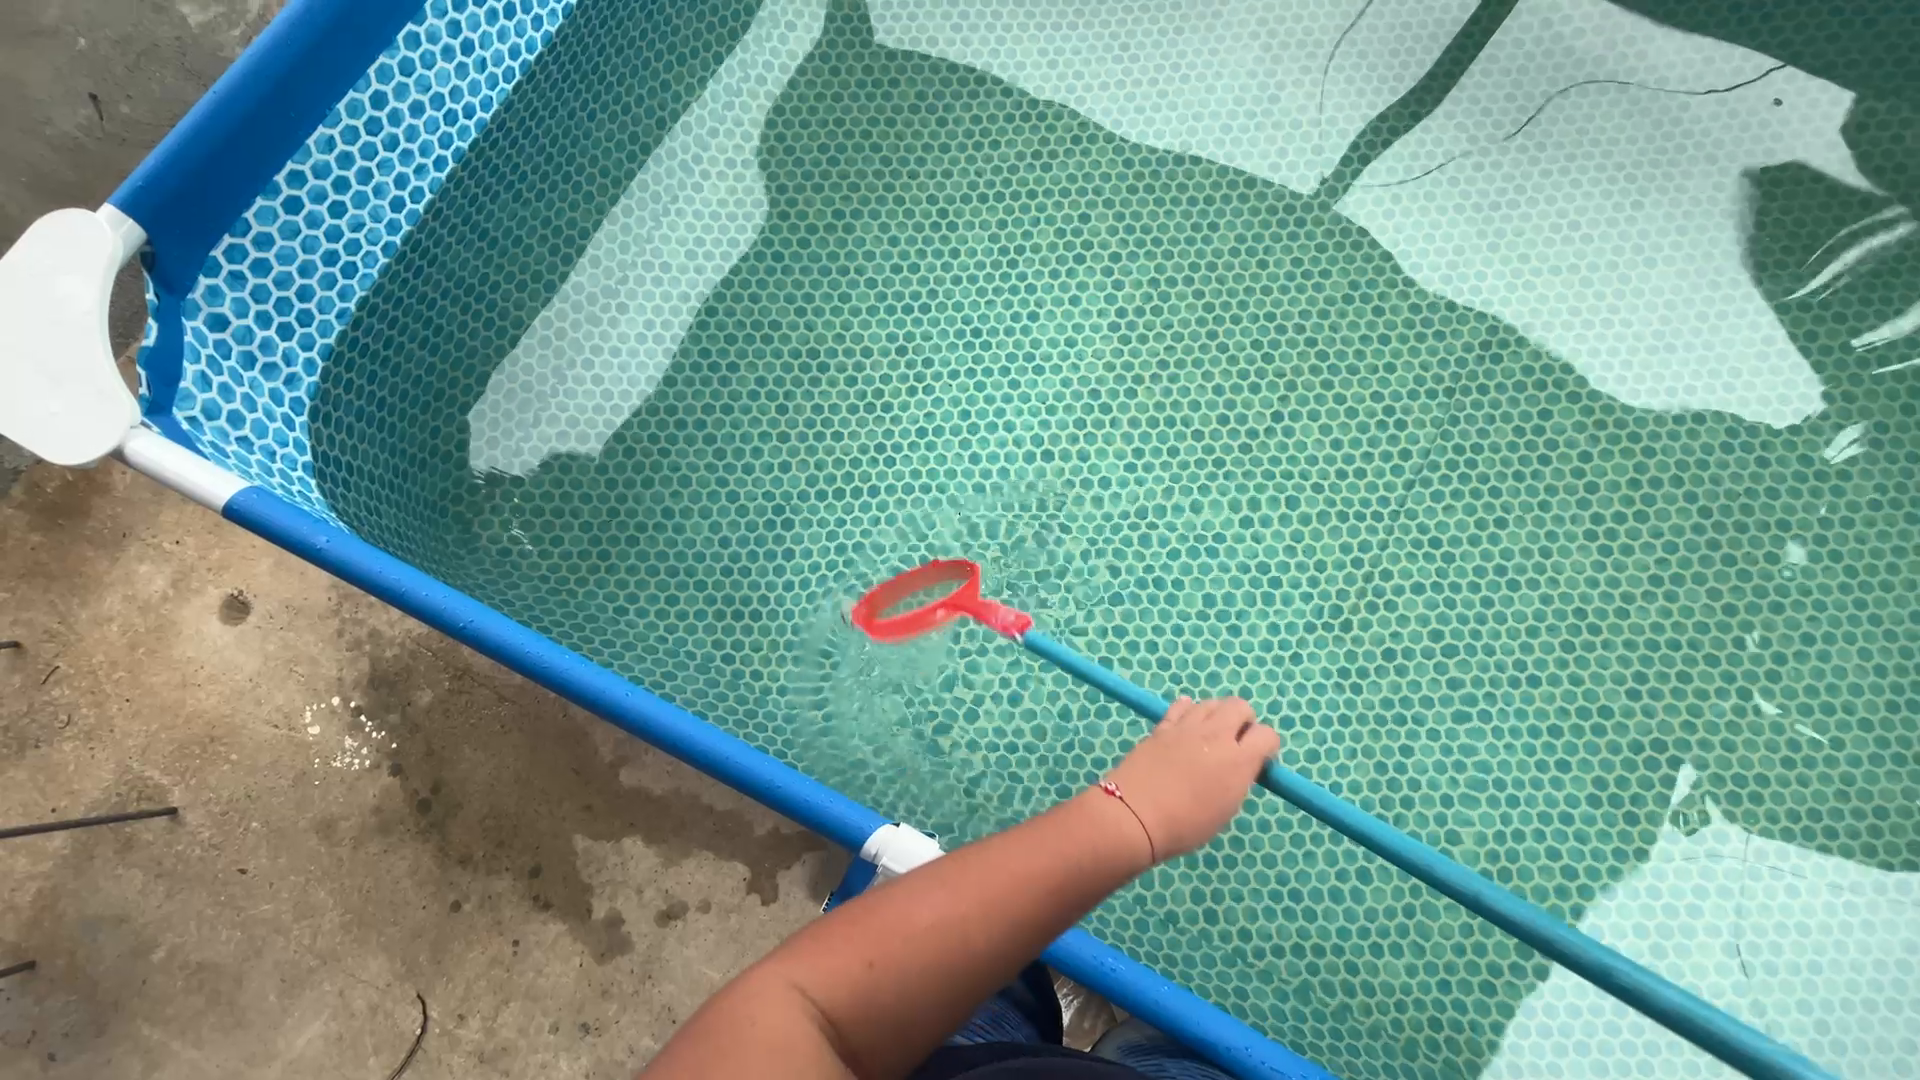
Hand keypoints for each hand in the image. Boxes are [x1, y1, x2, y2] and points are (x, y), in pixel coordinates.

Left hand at [1103, 697, 1279, 861]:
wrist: (1136, 814)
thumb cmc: (1186, 825)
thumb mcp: (1225, 808)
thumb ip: (1237, 779)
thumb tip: (1237, 765)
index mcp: (1239, 760)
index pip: (1267, 735)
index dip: (1266, 745)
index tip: (1258, 758)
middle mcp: (1216, 735)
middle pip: (1239, 706)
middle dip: (1243, 720)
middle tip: (1235, 741)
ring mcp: (1186, 727)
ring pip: (1210, 702)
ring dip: (1216, 714)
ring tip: (1209, 734)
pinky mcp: (1162, 726)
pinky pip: (1181, 706)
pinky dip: (1188, 710)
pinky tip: (1186, 723)